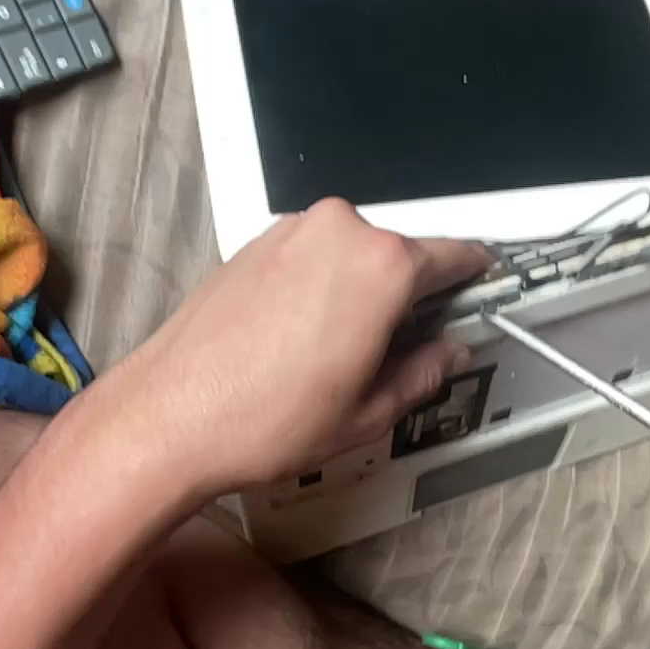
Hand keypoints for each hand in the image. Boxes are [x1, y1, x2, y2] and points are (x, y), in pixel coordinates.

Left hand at [90, 199, 489, 498]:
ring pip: (354, 253)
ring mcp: (292, 231)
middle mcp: (338, 231)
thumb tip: (446, 353)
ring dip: (363, 288)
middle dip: (410, 293)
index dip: (473, 277)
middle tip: (404, 345)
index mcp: (381, 265)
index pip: (454, 256)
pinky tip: (305, 334)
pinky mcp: (257, 242)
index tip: (480, 287)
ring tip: (342, 350)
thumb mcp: (367, 412)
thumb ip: (422, 372)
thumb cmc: (263, 417)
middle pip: (400, 254)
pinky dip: (324, 283)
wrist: (169, 415)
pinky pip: (313, 254)